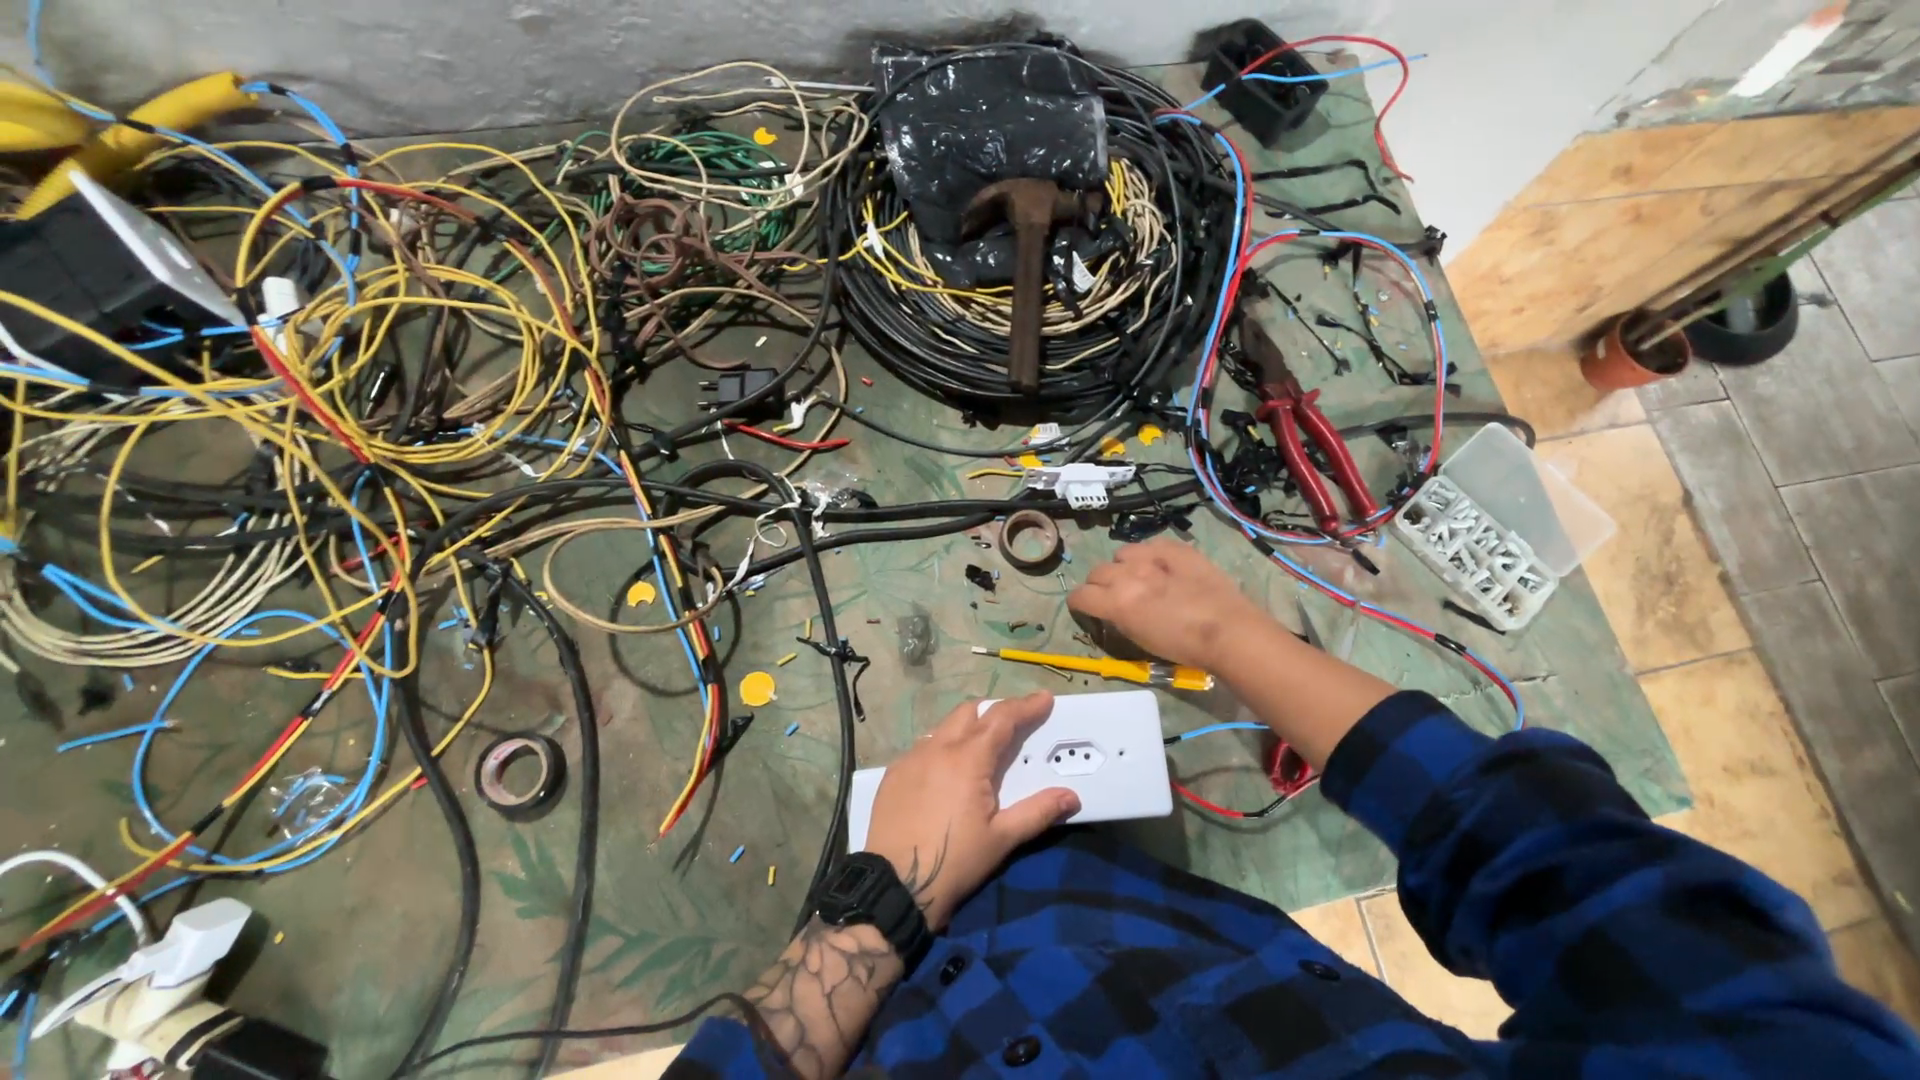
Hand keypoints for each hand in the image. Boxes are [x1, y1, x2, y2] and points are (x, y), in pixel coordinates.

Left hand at [861, 692, 1079, 930]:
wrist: (896, 885)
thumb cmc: (954, 861)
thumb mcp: (1002, 839)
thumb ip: (1038, 812)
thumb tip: (1071, 797)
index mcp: (968, 759)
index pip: (1001, 718)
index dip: (1025, 706)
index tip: (1044, 699)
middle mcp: (937, 749)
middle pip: (969, 712)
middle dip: (994, 711)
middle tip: (1014, 723)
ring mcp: (910, 759)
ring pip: (943, 728)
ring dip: (966, 728)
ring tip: (980, 748)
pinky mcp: (893, 774)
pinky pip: (922, 748)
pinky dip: (941, 749)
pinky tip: (946, 772)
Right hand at [1069, 537, 1266, 667]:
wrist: (1228, 630)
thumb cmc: (1184, 647)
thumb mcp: (1141, 641)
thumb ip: (1121, 620)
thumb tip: (1114, 610)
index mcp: (1116, 603)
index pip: (1080, 595)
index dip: (1078, 602)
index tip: (1084, 608)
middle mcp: (1127, 576)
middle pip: (1097, 572)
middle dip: (1099, 584)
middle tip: (1112, 595)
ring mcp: (1152, 558)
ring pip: (1121, 554)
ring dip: (1123, 566)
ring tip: (1137, 576)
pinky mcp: (1175, 549)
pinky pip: (1150, 545)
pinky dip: (1149, 555)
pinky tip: (1160, 566)